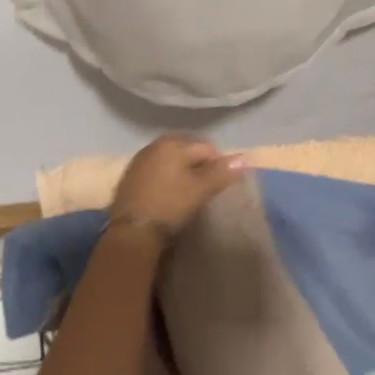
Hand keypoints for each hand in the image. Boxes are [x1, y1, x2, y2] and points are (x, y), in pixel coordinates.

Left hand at [110, 133, 248, 234]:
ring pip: (170, 159)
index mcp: (173, 144)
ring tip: (189, 190)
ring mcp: (139, 160)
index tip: (222, 184)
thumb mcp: (200, 190)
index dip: (219, 163)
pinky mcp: (130, 176)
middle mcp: (154, 145)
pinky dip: (166, 177)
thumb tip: (244, 158)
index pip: (206, 147)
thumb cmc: (171, 205)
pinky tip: (169, 193)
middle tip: (207, 186)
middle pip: (186, 150)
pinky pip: (156, 170)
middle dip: (199, 164)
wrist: (133, 230)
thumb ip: (221, 172)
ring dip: (182, 170)